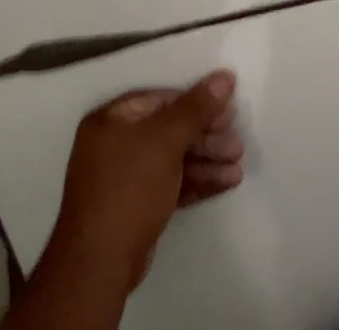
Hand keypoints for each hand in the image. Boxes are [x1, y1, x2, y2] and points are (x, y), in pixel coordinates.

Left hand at [44, 70, 242, 294]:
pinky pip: (173, 182)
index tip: (228, 110)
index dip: (197, 102)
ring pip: (174, 158)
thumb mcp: (165, 141)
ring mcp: (125, 176)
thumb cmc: (129, 188)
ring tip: (238, 166)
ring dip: (208, 159)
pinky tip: (227, 182)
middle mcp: (114, 144)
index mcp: (111, 121)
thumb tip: (224, 76)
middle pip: (170, 129)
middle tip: (236, 143)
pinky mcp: (137, 204)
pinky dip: (198, 180)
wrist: (100, 263)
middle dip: (207, 136)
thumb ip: (197, 108)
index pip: (161, 99)